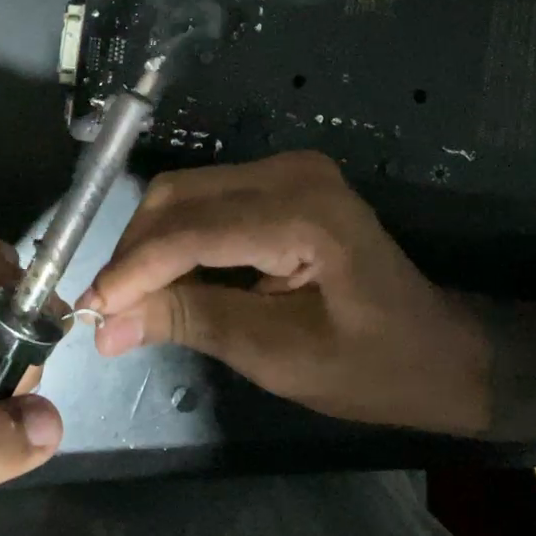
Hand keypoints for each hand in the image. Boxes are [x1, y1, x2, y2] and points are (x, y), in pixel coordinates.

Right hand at [78, 151, 490, 434]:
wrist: (445, 351)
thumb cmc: (375, 366)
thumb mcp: (281, 356)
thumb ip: (192, 321)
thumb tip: (107, 325)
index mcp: (304, 212)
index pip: (193, 231)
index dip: (134, 270)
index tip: (90, 311)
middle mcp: (290, 171)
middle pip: (178, 197)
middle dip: (134, 252)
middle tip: (106, 309)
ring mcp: (285, 169)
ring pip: (184, 194)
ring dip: (148, 245)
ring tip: (128, 299)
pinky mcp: (278, 181)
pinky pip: (205, 201)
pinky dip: (175, 240)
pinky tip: (162, 279)